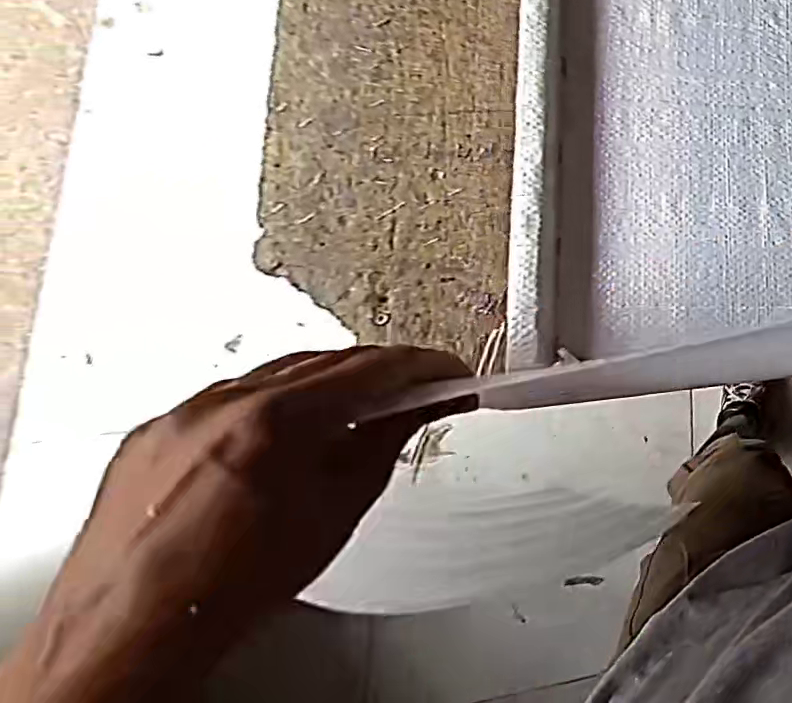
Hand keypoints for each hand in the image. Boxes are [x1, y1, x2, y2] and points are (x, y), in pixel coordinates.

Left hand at [0, 346, 474, 702]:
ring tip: (370, 405)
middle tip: (425, 389)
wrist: (127, 641)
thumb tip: (422, 405)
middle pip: (335, 361)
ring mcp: (183, 418)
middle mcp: (224, 407)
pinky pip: (238, 393)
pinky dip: (286, 396)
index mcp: (278, 420)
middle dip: (388, 372)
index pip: (378, 366)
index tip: (452, 375)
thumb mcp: (344, 500)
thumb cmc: (229, 588)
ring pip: (288, 371)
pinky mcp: (155, 434)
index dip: (429, 367)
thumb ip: (389, 437)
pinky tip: (306, 420)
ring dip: (339, 380)